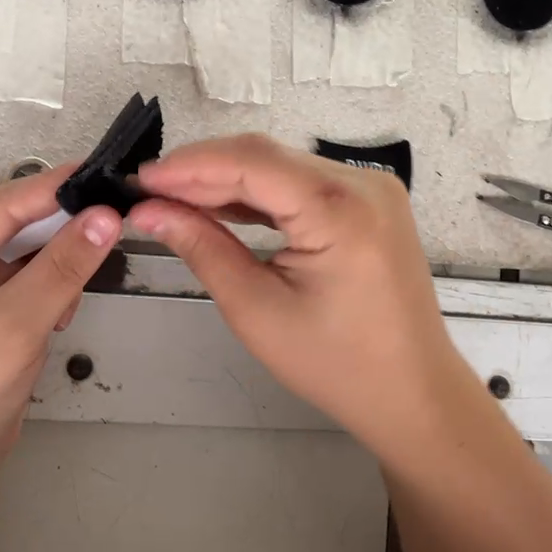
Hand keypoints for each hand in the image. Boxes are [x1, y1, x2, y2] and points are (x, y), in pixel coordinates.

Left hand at [0, 165, 121, 486]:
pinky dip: (52, 290)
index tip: (105, 168)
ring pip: (28, 251)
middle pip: (16, 223)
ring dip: (58, 265)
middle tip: (115, 212)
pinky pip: (30, 280)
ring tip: (83, 278)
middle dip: (61, 226)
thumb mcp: (16, 323)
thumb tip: (107, 215)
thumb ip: (63, 266)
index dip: (55, 186)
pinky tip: (60, 314)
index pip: (4, 204)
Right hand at [128, 135, 460, 455]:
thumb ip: (201, 248)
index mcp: (341, 210)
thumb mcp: (256, 309)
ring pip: (279, 165)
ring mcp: (370, 187)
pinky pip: (299, 182)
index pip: (251, 162)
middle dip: (201, 170)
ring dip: (224, 179)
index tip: (139, 179)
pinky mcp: (367, 200)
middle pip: (264, 156)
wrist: (412, 394)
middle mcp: (362, 183)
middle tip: (147, 190)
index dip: (189, 165)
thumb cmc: (336, 365)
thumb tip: (149, 211)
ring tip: (170, 197)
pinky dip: (256, 192)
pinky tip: (216, 204)